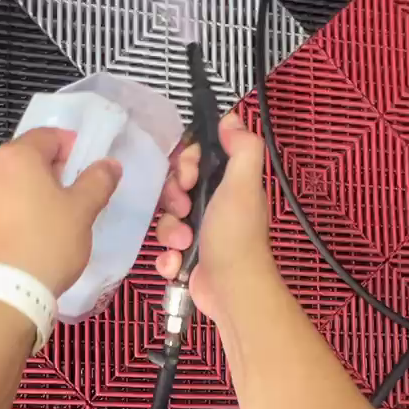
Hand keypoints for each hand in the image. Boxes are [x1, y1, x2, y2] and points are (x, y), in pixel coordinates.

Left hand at [0, 128, 121, 296]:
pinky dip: (3, 222)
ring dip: (24, 197)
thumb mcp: (83, 211)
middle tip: (69, 197)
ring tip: (44, 222)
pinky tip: (16, 240)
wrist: (8, 292)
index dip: (70, 148)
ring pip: (4, 189)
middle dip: (47, 173)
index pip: (47, 137)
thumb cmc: (49, 243)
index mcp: (18, 158)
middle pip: (23, 161)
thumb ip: (97, 181)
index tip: (85, 168)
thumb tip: (109, 164)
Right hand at [153, 112, 280, 319]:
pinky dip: (167, 258)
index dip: (184, 164)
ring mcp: (198, 233)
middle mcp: (213, 205)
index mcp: (228, 184)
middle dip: (172, 200)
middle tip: (185, 211)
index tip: (189, 176)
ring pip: (165, 220)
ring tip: (184, 244)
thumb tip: (232, 119)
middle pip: (174, 188)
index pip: (194, 160)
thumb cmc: (237, 237)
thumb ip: (242, 148)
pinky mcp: (185, 258)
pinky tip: (177, 263)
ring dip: (170, 232)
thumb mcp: (244, 184)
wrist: (231, 289)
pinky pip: (164, 249)